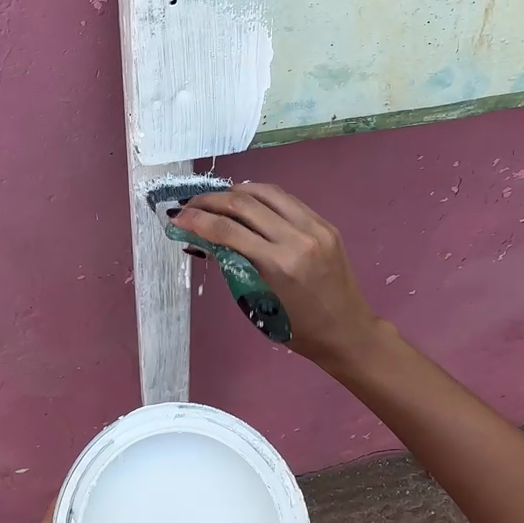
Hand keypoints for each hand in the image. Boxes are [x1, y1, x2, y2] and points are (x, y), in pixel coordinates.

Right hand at [173, 182, 385, 369]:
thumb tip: (203, 238)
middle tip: (190, 204)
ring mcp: (315, 227)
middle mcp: (298, 239)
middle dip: (211, 200)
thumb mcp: (256, 302)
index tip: (176, 217)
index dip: (197, 220)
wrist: (348, 331)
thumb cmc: (297, 329)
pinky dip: (261, 196)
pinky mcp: (325, 223)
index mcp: (279, 265)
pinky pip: (286, 199)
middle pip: (244, 203)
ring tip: (215, 199)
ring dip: (235, 191)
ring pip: (266, 192)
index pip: (228, 230)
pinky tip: (246, 201)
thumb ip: (233, 264)